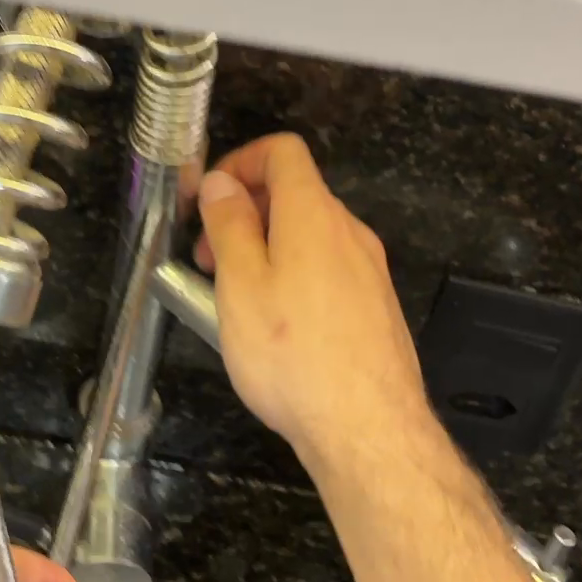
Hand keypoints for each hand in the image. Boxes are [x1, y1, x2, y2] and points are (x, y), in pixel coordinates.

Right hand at [193, 134, 430, 468]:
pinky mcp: (374, 305)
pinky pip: (326, 269)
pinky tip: (273, 325)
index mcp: (314, 215)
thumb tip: (219, 182)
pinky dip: (292, 274)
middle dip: (243, 213)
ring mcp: (368, 270)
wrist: (368, 430)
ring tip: (233, 296)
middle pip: (294, 194)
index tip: (209, 198)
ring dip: (264, 247)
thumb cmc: (293, 355)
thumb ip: (228, 224)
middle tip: (206, 259)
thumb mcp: (241, 285)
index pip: (283, 151)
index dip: (240, 161)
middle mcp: (349, 232)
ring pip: (308, 235)